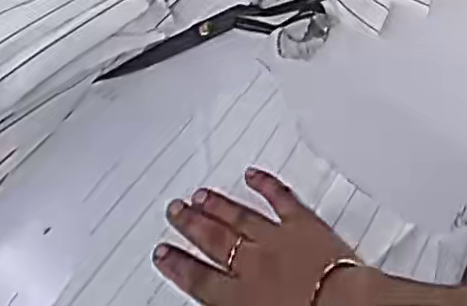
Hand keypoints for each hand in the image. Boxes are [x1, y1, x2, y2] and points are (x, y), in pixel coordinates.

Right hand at [154, 168, 365, 305]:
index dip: (179, 264)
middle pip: (214, 240)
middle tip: (175, 208)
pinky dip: (265, 183)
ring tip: (200, 193)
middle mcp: (253, 264)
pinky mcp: (303, 222)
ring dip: (218, 204)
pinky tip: (252, 174)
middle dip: (191, 224)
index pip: (200, 280)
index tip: (163, 251)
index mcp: (241, 299)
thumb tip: (215, 302)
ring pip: (240, 217)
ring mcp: (277, 239)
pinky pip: (280, 197)